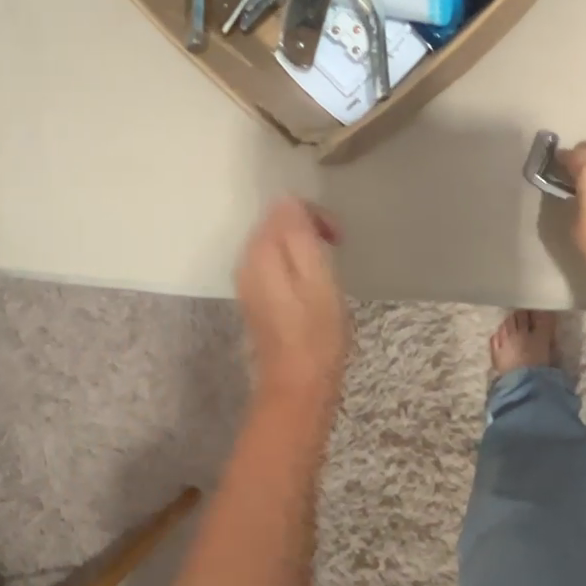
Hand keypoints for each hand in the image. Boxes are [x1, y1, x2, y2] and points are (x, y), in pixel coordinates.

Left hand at [236, 199, 349, 406]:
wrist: (298, 384)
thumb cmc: (316, 332)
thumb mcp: (318, 278)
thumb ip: (300, 235)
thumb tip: (289, 201)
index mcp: (261, 253)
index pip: (282, 207)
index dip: (314, 214)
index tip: (338, 238)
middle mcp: (247, 262)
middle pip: (275, 224)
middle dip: (308, 228)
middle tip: (338, 248)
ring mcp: (249, 283)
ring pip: (276, 245)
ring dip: (304, 247)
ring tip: (330, 266)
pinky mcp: (258, 300)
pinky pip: (275, 266)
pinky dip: (296, 265)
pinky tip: (315, 285)